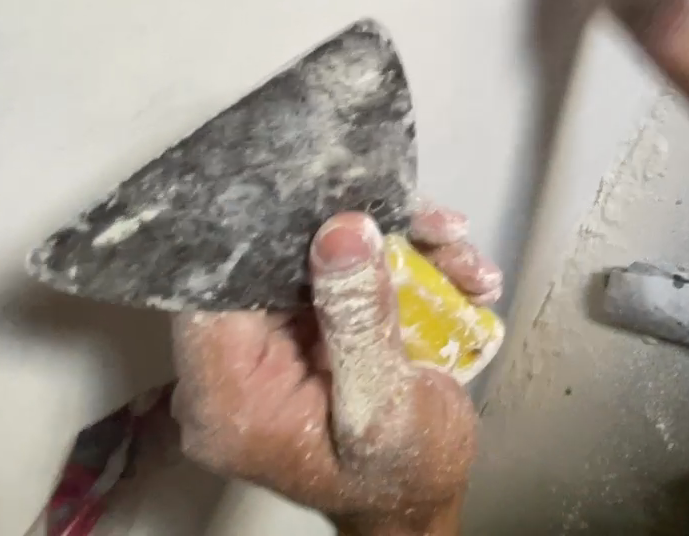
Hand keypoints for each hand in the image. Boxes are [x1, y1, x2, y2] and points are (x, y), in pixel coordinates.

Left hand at [170, 209, 502, 535]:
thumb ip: (360, 322)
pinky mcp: (330, 325)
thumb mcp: (384, 405)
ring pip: (337, 257)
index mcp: (231, 395)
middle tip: (441, 227)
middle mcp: (249, 360)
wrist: (428, 496)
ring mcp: (291, 339)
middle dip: (372, 236)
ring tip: (471, 266)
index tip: (331, 193)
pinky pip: (365, 272)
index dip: (265, 236)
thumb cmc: (402, 472)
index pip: (218, 293)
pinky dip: (421, 265)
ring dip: (413, 249)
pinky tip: (468, 279)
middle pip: (290, 261)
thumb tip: (341, 231)